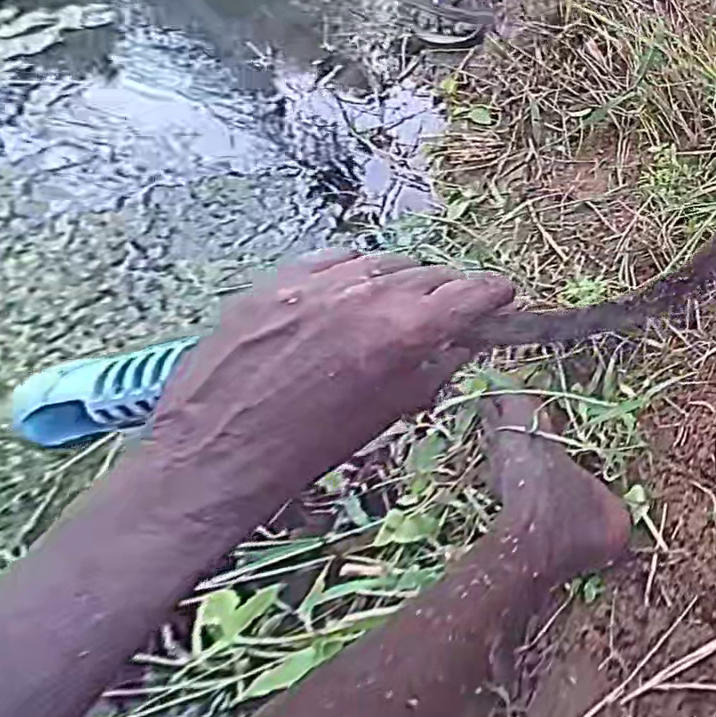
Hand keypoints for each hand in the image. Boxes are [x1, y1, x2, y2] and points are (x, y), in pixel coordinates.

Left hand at [142, 250, 516, 508]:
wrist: (212, 459)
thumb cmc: (317, 443)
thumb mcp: (399, 406)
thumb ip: (444, 361)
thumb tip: (471, 336)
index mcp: (408, 330)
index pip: (475, 291)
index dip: (497, 292)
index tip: (503, 296)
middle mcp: (371, 295)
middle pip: (436, 273)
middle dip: (451, 291)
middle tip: (447, 311)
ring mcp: (321, 283)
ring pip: (390, 260)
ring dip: (405, 279)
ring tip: (395, 302)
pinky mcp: (278, 281)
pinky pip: (338, 257)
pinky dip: (357, 270)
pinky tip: (352, 290)